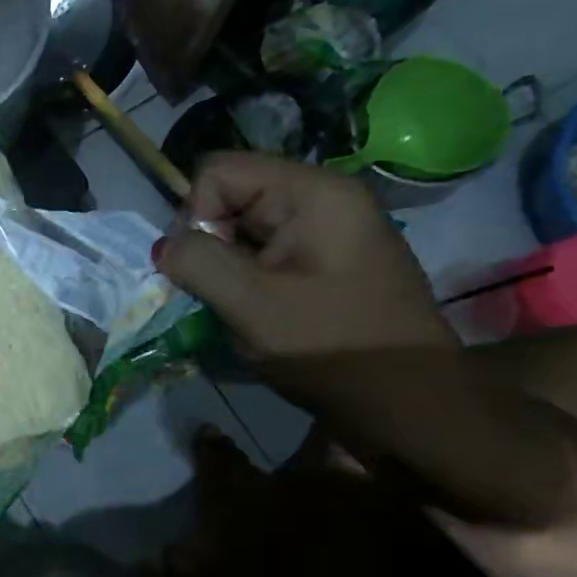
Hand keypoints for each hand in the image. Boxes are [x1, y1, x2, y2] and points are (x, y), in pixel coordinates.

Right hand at [153, 154, 455, 359]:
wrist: (413, 404)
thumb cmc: (335, 348)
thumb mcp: (253, 306)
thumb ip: (199, 264)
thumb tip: (163, 246)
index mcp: (312, 192)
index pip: (219, 172)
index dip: (195, 217)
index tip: (203, 272)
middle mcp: (323, 198)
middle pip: (234, 200)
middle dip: (214, 250)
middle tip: (225, 300)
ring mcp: (330, 232)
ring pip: (248, 233)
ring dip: (231, 274)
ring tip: (246, 315)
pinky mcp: (330, 263)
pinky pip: (271, 257)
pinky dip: (252, 285)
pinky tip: (264, 320)